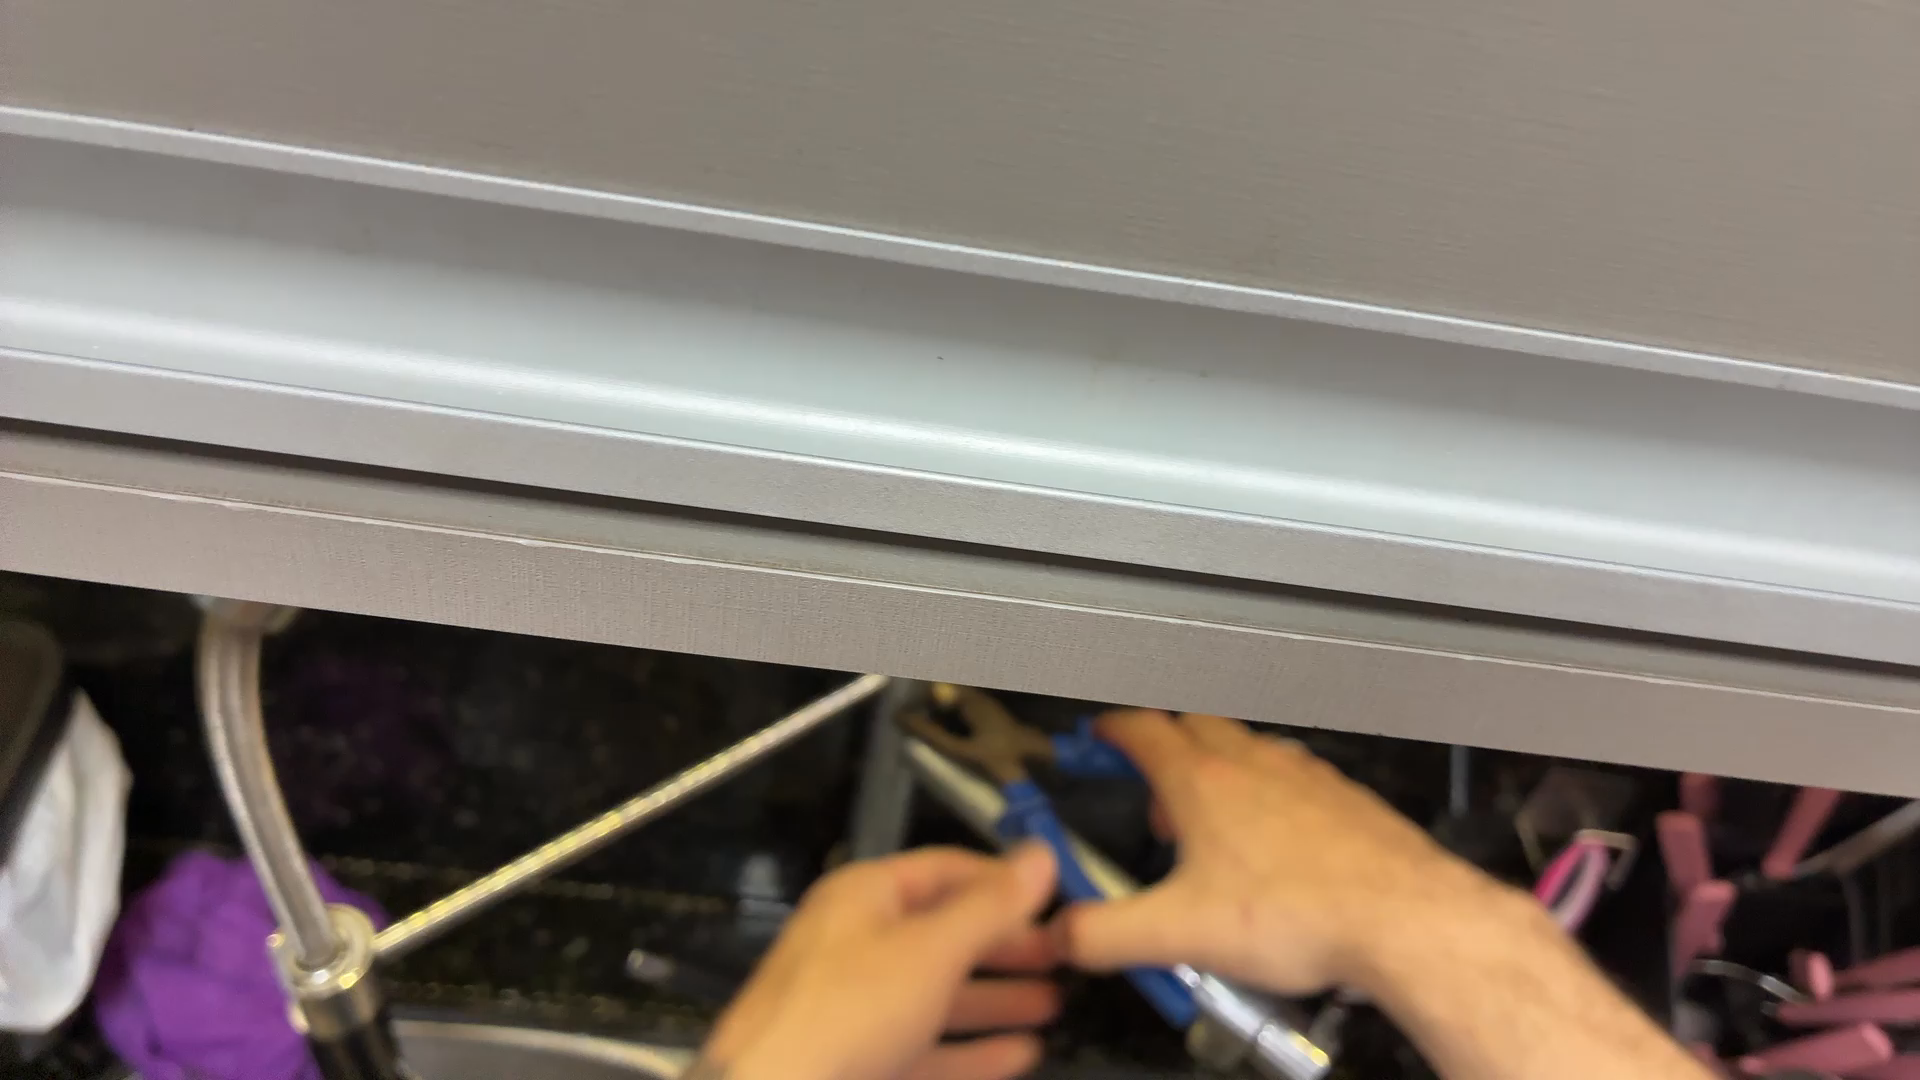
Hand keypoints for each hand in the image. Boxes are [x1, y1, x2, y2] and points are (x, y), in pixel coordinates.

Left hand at [700, 843, 1060, 1079]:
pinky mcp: (862, 1062)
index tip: (1053, 896)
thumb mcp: (929, 950)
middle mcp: (861, 942)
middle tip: (1065, 957)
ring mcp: (858, 1007)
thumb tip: (1043, 850)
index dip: (999, 879)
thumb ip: (990, 905)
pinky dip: (972, 1049)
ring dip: (997, 999)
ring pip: (939, 993)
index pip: (943, 870)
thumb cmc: (853, 1010)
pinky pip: (927, 1045)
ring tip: (1056, 1004)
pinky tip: (1023, 1056)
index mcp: (867, 896)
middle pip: (945, 932)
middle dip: (1006, 945)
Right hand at [1053, 710, 1500, 996]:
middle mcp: (1247, 762)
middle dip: (1164, 749)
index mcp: (1200, 782)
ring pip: (1242, 744)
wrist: (1406, 920)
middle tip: (1158, 796)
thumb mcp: (1180, 932)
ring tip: (1215, 821)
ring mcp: (1298, 772)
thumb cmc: (1297, 914)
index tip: (1102, 732)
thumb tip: (1062, 934)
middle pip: (1191, 725)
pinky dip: (1267, 784)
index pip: (1141, 731)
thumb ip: (1106, 934)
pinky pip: (1289, 769)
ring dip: (1216, 765)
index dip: (1113, 728)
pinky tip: (1278, 832)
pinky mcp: (1340, 793)